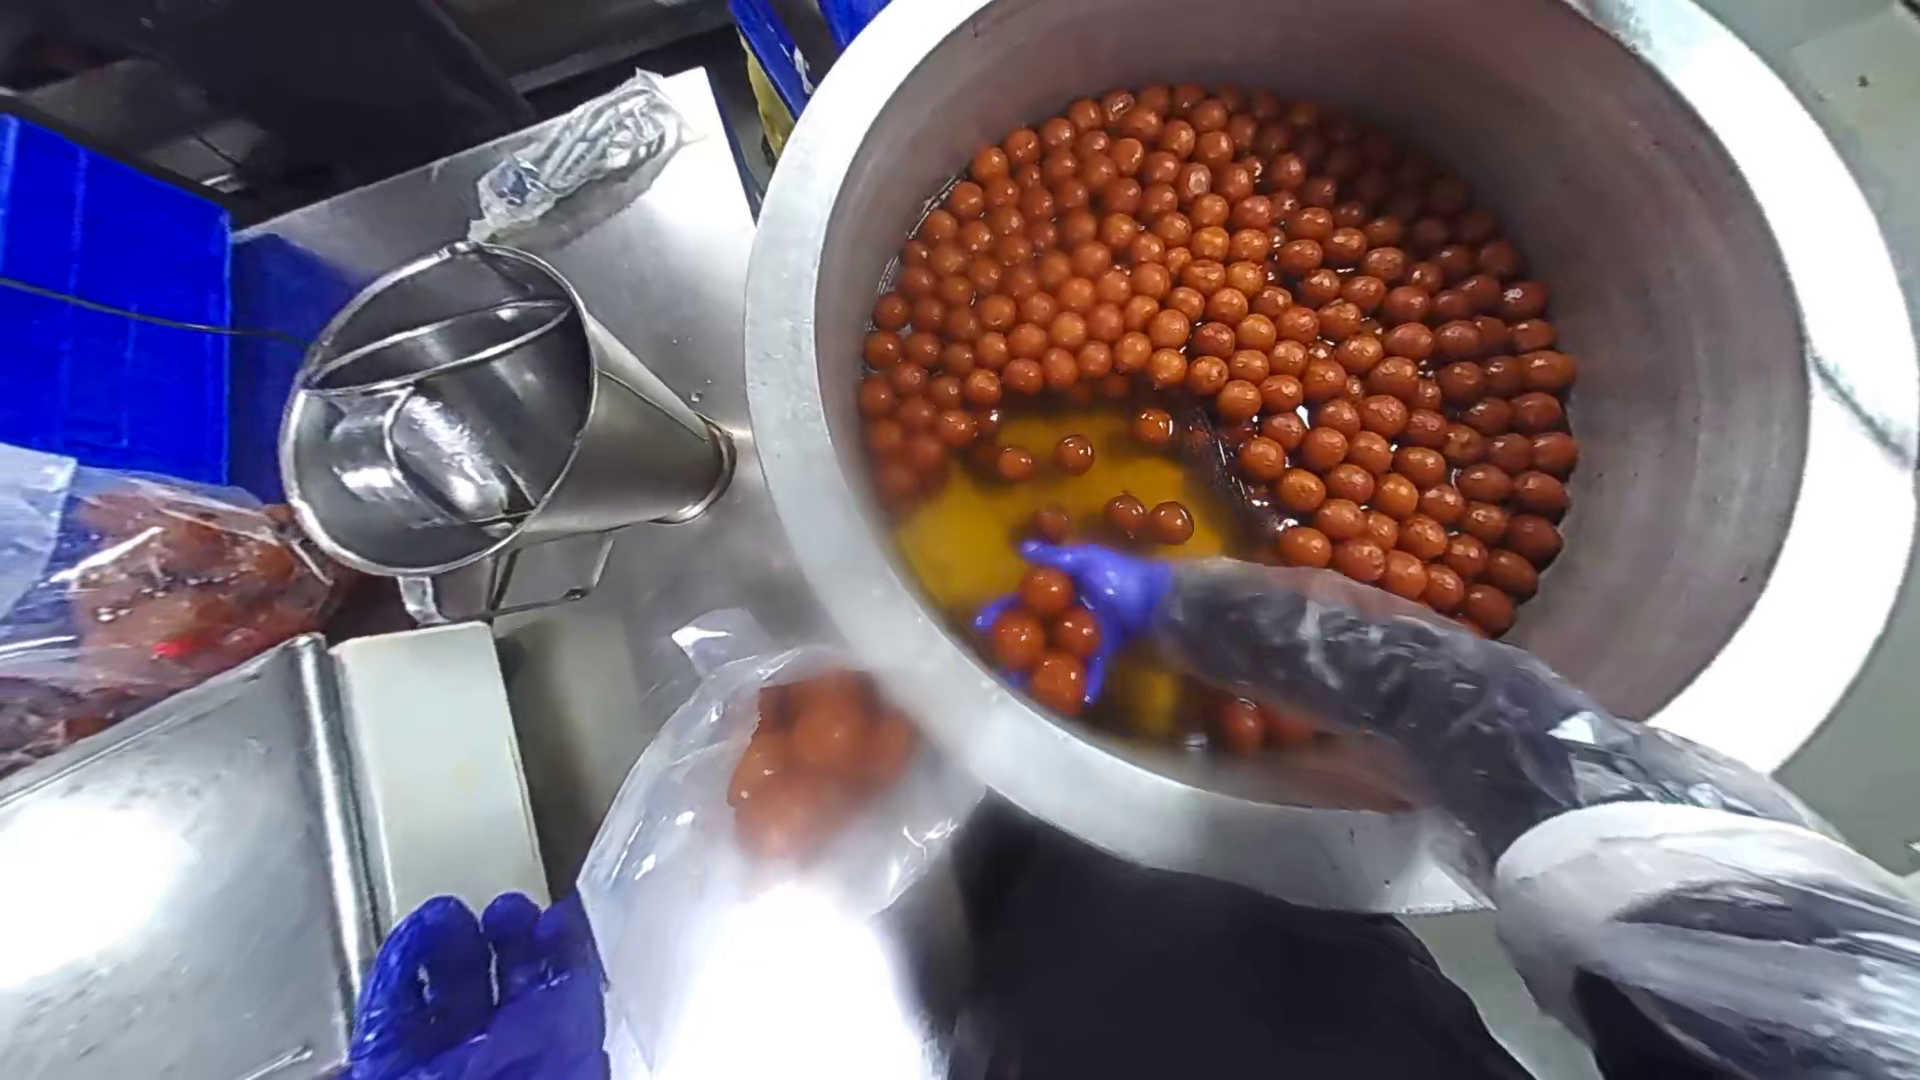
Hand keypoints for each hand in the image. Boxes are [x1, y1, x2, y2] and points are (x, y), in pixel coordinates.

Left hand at [348, 893, 607, 1079]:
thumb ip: (364, 1071)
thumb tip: (334, 1068)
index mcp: (408, 1075)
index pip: (406, 1014)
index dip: (413, 967)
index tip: (424, 925)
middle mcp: (467, 1060)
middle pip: (467, 987)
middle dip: (470, 943)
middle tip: (473, 909)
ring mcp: (526, 1046)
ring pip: (523, 978)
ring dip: (522, 938)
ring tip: (516, 910)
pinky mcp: (575, 1039)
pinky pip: (574, 985)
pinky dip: (570, 950)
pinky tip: (564, 921)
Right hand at [973, 542, 1173, 704]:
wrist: (1159, 596)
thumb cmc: (1121, 574)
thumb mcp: (1087, 560)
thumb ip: (1055, 558)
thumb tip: (1022, 548)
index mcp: (1063, 590)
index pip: (1024, 601)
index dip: (1001, 611)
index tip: (981, 623)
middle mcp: (1070, 613)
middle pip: (1036, 632)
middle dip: (1017, 649)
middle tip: (1001, 665)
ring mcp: (1087, 634)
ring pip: (1058, 655)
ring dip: (1044, 671)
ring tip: (1027, 687)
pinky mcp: (1106, 650)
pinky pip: (1093, 670)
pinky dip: (1088, 683)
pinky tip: (1079, 700)